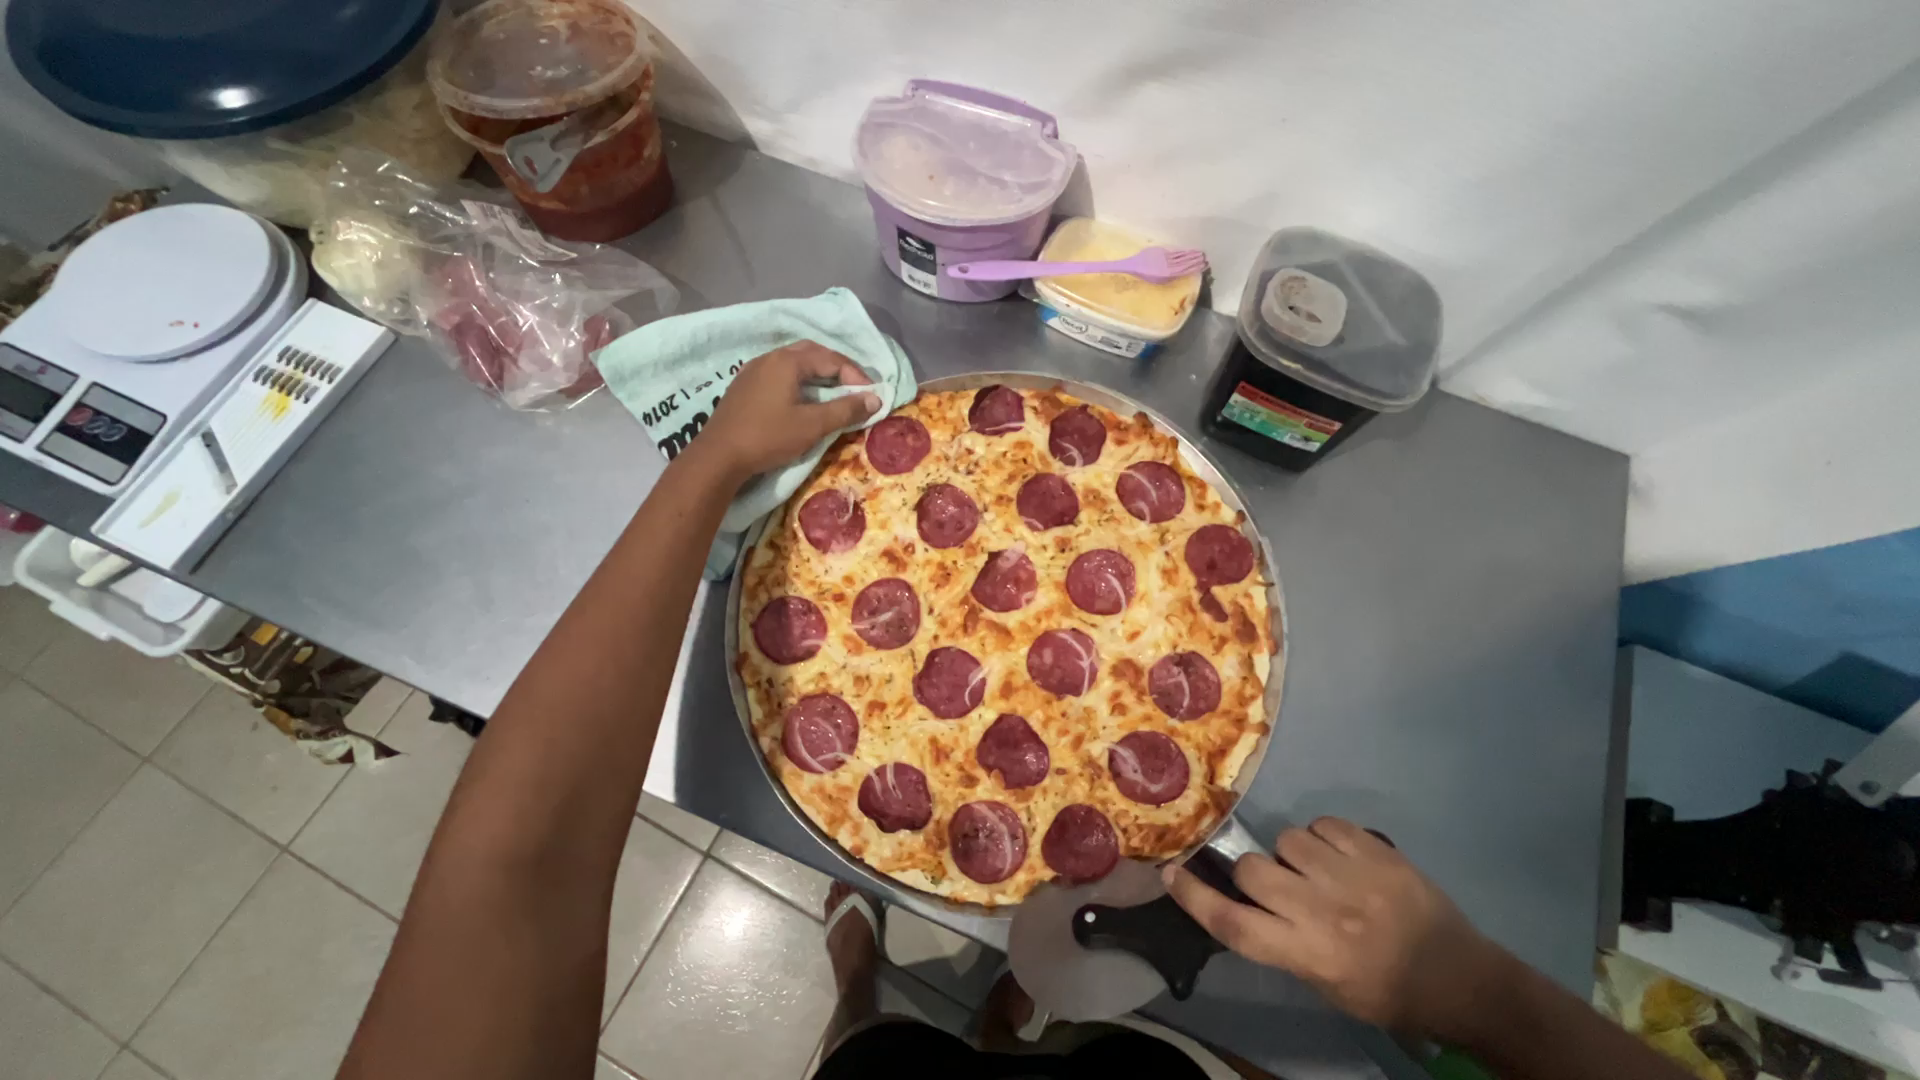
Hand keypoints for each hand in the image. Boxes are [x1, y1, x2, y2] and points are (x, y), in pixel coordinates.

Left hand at [693, 342, 881, 478]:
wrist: (718, 456)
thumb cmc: (768, 437)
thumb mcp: (812, 425)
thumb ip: (845, 410)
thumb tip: (875, 399)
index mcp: (787, 361)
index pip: (831, 359)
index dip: (856, 375)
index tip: (871, 396)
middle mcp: (770, 358)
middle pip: (812, 353)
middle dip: (837, 368)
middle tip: (854, 388)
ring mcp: (753, 370)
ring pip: (793, 363)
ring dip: (817, 374)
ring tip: (833, 394)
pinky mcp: (744, 386)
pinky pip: (778, 374)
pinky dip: (798, 381)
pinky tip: (802, 400)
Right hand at [1164, 817, 1504, 1038]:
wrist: (1462, 978)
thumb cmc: (1386, 992)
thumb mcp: (1324, 984)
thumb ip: (1280, 940)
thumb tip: (1241, 898)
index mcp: (1307, 954)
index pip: (1233, 923)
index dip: (1194, 897)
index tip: (1169, 873)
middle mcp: (1322, 912)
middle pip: (1252, 871)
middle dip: (1254, 873)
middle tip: (1279, 886)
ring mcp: (1351, 876)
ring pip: (1286, 839)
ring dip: (1292, 853)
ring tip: (1318, 871)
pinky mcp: (1376, 851)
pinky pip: (1323, 824)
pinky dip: (1323, 837)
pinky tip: (1340, 856)